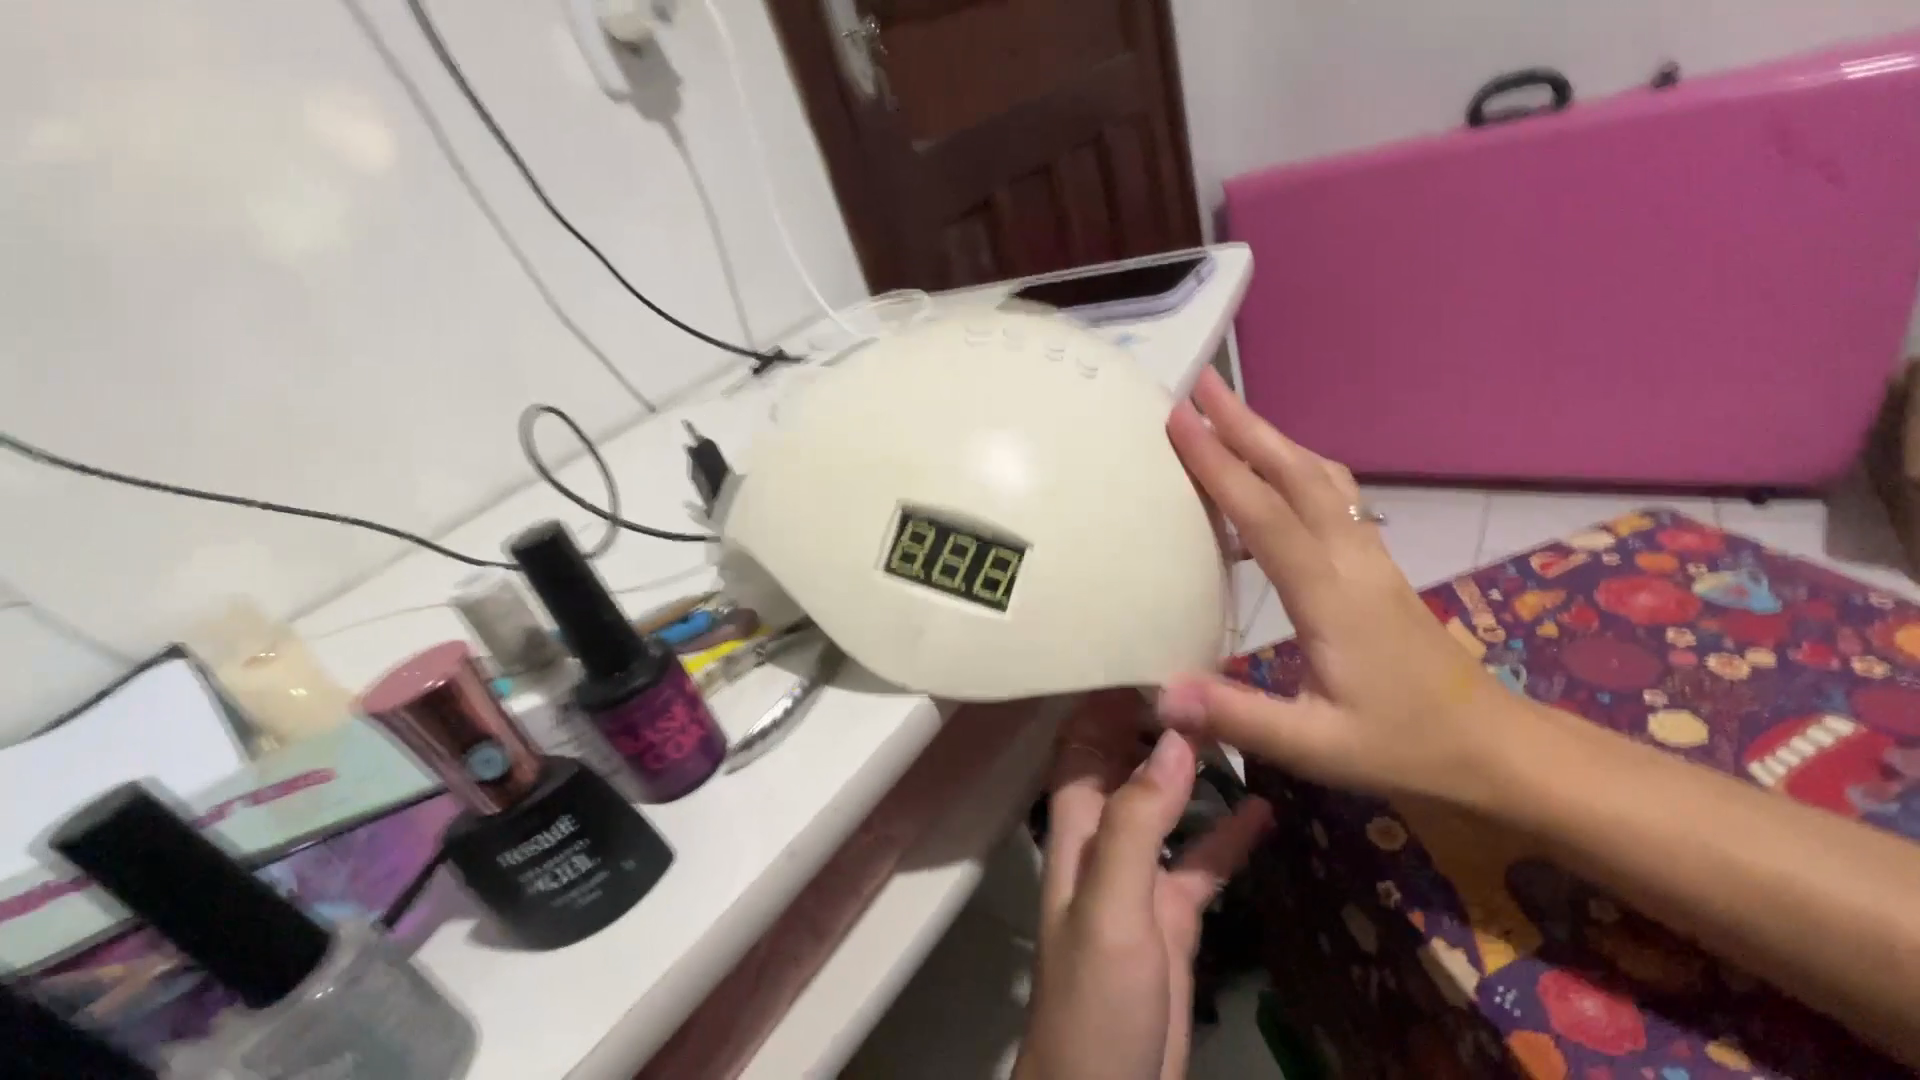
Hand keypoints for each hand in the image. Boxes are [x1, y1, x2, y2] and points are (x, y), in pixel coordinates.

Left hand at [1016, 691, 1271, 1079]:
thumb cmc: (1096, 998)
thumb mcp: (1113, 905)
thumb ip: (1139, 824)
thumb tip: (1177, 741)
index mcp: (1077, 831)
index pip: (1080, 746)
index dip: (1102, 702)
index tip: (1144, 655)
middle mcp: (1105, 843)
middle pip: (1124, 765)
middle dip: (1153, 723)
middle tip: (1205, 677)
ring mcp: (1141, 879)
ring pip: (1168, 807)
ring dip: (1194, 769)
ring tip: (1238, 724)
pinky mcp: (1174, 915)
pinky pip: (1204, 862)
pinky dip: (1231, 834)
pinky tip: (1270, 808)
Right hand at [1157, 370, 1522, 801]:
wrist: (1495, 746)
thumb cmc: (1406, 746)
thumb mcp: (1317, 747)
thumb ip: (1238, 717)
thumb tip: (1160, 693)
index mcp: (1329, 594)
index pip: (1264, 512)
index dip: (1217, 464)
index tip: (1177, 419)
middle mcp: (1350, 560)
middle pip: (1296, 473)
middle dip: (1245, 424)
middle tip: (1199, 382)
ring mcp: (1368, 558)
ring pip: (1319, 478)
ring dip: (1271, 438)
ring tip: (1228, 412)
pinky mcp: (1375, 567)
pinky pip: (1331, 497)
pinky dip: (1294, 468)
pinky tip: (1277, 474)